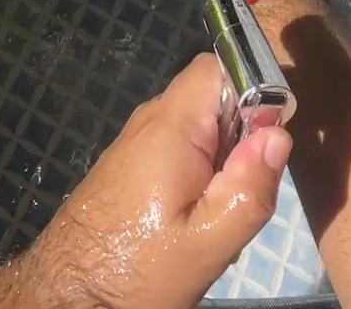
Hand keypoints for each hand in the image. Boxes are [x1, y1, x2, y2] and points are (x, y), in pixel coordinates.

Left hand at [0, 54, 290, 308]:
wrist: (71, 289)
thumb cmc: (138, 266)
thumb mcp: (207, 243)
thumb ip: (248, 189)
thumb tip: (280, 134)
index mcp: (172, 123)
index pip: (218, 65)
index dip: (254, 87)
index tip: (271, 134)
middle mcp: (153, 117)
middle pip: (213, 94)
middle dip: (243, 129)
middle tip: (245, 183)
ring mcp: (140, 136)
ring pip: (201, 121)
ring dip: (224, 153)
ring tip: (222, 204)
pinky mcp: (135, 157)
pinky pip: (182, 142)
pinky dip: (202, 166)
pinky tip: (198, 210)